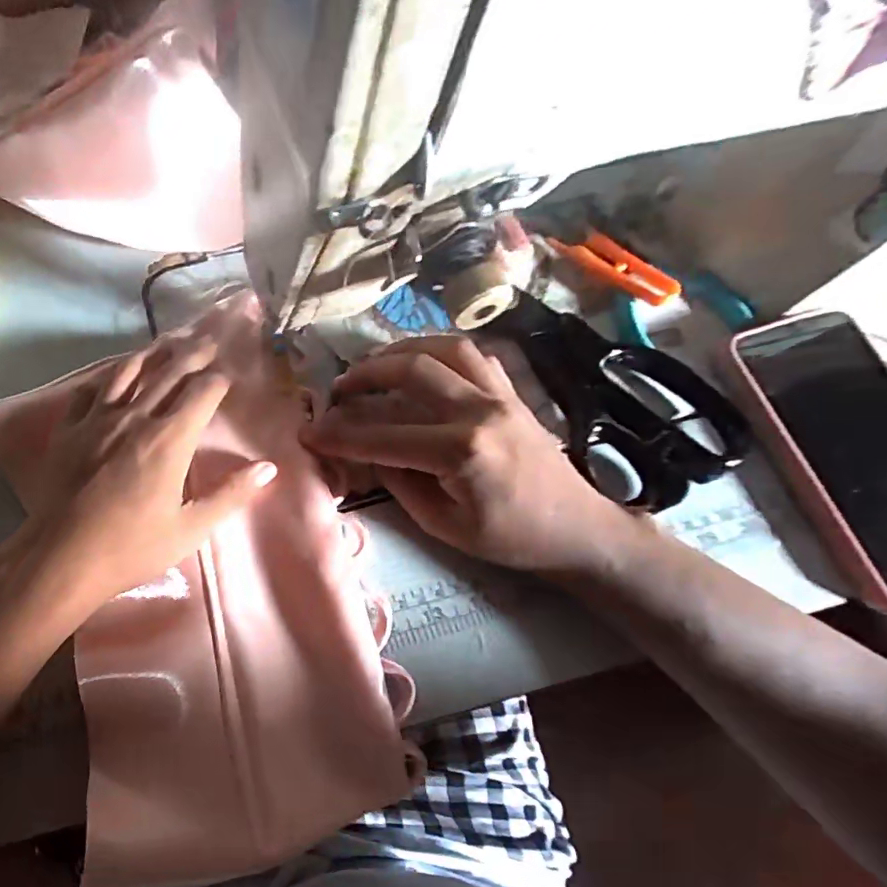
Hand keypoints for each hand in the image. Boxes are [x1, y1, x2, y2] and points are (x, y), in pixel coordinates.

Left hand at [3, 337, 275, 618]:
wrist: (62, 557)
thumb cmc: (133, 547)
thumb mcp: (191, 529)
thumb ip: (231, 494)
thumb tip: (268, 467)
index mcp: (170, 440)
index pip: (202, 392)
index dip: (219, 379)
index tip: (229, 376)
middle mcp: (135, 417)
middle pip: (169, 372)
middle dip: (194, 354)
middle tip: (209, 340)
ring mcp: (97, 419)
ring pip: (127, 371)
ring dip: (152, 354)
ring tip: (167, 342)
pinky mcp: (69, 429)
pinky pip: (89, 390)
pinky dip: (107, 378)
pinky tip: (112, 376)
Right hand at [300, 336, 643, 574]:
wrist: (576, 526)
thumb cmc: (511, 538)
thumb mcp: (444, 526)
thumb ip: (401, 485)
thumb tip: (368, 455)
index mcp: (461, 451)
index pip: (384, 437)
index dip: (341, 436)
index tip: (310, 432)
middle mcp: (479, 410)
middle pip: (410, 372)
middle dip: (364, 377)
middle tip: (338, 392)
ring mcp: (499, 394)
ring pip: (442, 349)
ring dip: (400, 352)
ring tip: (373, 368)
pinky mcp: (511, 390)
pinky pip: (471, 355)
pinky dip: (437, 351)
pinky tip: (420, 365)